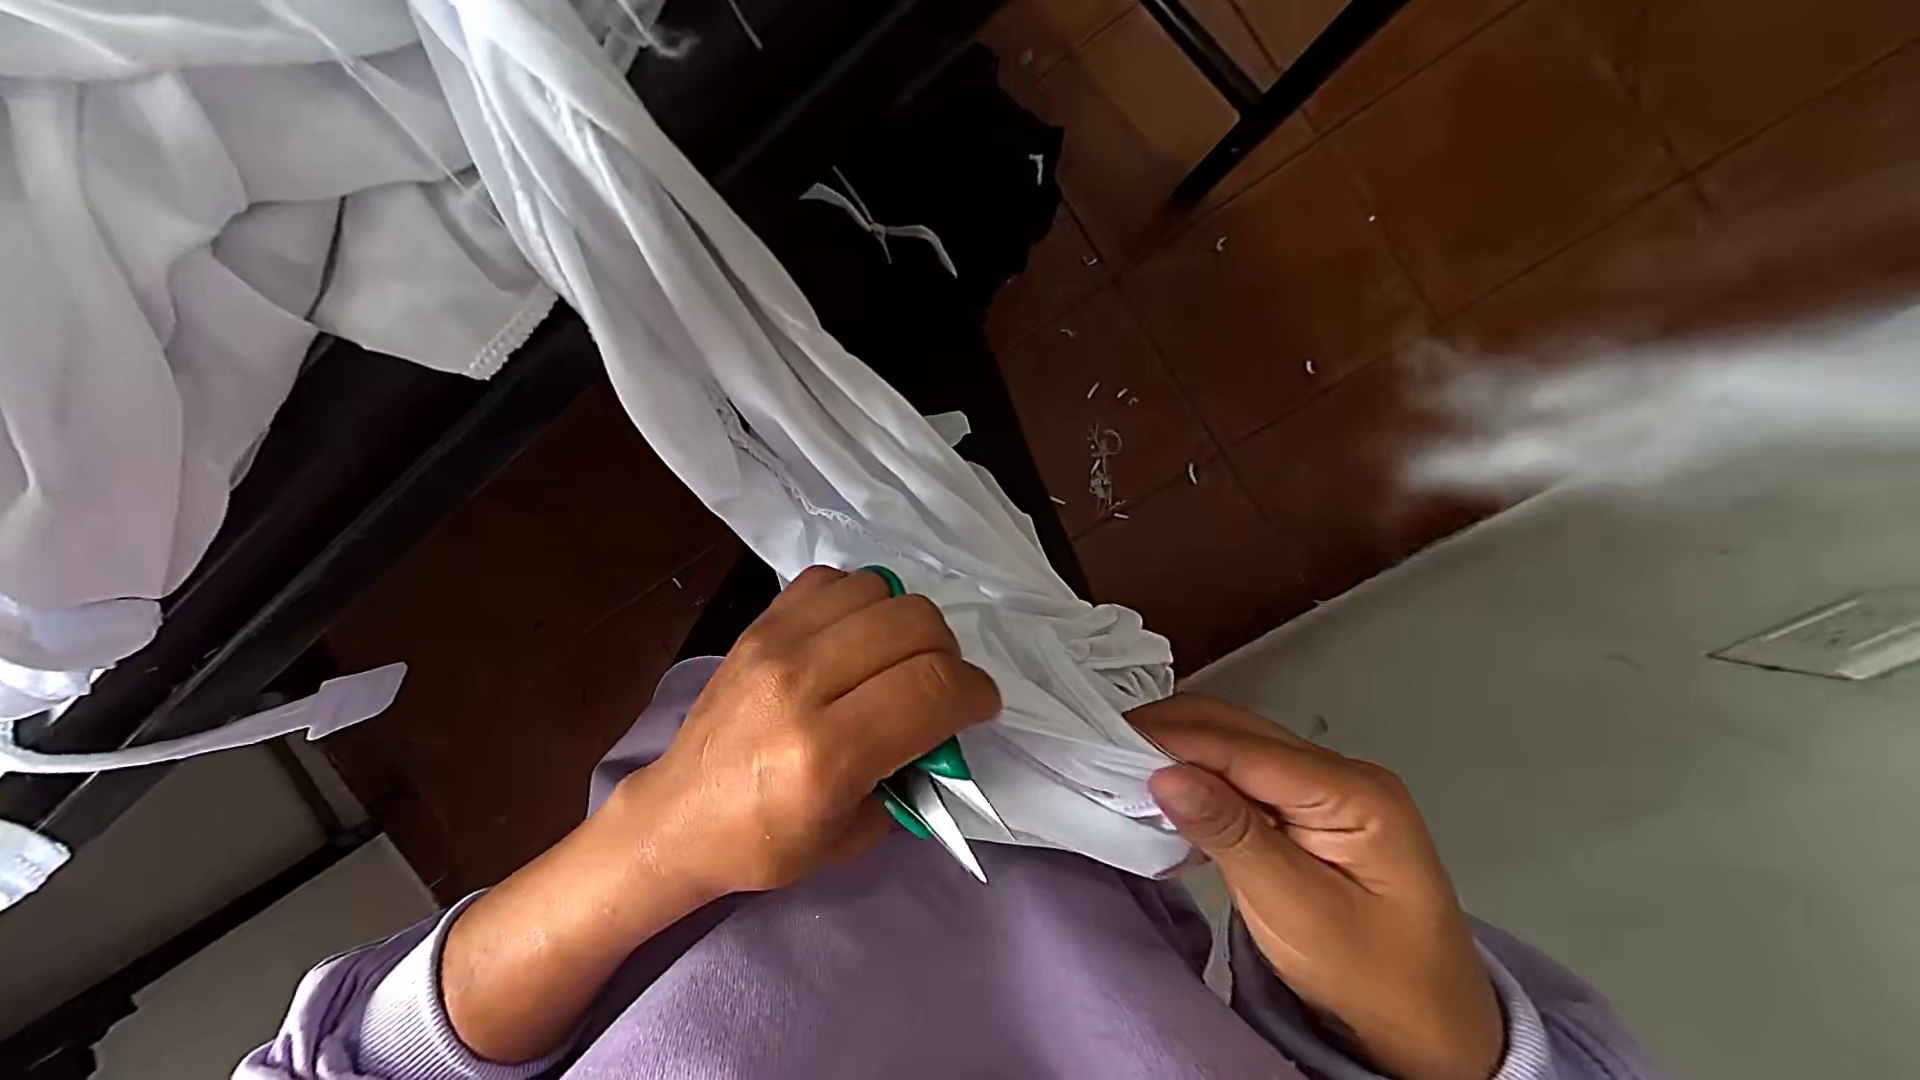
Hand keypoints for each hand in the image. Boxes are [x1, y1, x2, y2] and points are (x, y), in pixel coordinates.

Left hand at [637, 564, 1001, 894]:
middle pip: (916, 624)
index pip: (934, 688)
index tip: (978, 705)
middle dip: (948, 656)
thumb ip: (914, 771)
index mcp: (827, 752)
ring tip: (895, 658)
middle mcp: (801, 683)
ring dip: (906, 623)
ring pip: (881, 590)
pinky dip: (861, 602)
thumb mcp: (856, 833)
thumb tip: (946, 721)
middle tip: (938, 686)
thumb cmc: (766, 841)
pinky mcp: (759, 622)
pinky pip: (835, 580)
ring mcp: (775, 642)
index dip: (976, 692)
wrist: (676, 816)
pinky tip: (854, 636)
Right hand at [1130, 694, 1501, 1079]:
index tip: (1110, 744)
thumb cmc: (1376, 982)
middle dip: (1168, 732)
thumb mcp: (1300, 913)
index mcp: (1353, 791)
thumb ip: (1232, 835)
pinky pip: (1234, 770)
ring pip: (1230, 741)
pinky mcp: (1298, 805)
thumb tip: (1165, 773)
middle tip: (1104, 749)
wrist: (1426, 1034)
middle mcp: (1336, 772)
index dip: (1174, 741)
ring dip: (1176, 748)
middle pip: (1236, 727)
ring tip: (1122, 764)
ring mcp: (1318, 785)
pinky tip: (1163, 788)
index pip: (1243, 747)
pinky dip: (1192, 773)